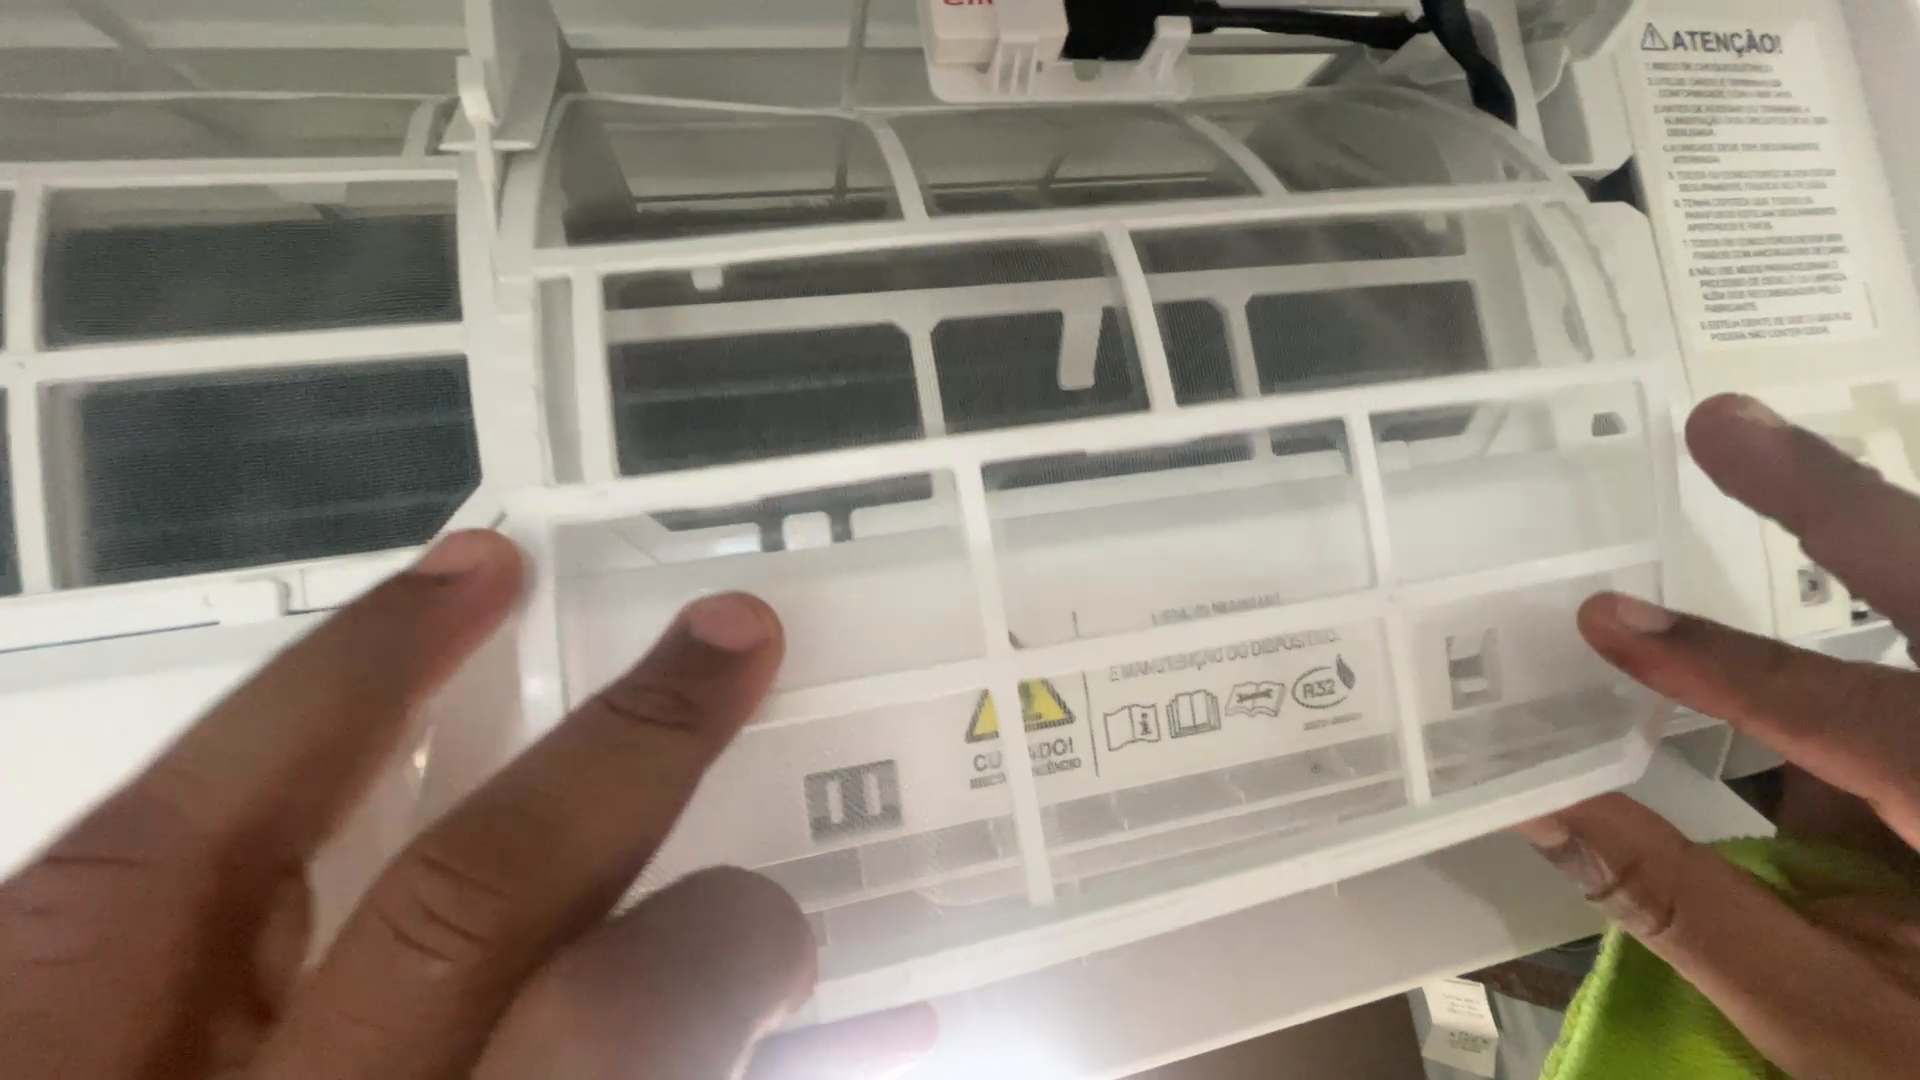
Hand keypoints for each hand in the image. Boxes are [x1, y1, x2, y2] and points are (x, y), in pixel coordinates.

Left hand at [0, 531, 933, 1079]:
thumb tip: (769, 1010)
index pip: (614, 1036)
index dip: (729, 948)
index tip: (787, 926)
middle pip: (459, 907)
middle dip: (635, 746)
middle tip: (732, 635)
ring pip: (186, 855)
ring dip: (364, 677)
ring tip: (475, 567)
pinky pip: (75, 895)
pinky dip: (209, 779)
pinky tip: (311, 701)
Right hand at [1518, 394, 1919, 1075]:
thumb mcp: (1837, 1029)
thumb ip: (1686, 908)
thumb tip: (1537, 805)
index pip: (1865, 723)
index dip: (1724, 668)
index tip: (1603, 619)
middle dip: (1840, 506)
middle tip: (1723, 424)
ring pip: (1917, 639)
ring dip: (1851, 563)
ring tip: (1737, 484)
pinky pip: (1888, 705)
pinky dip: (1829, 693)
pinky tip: (1802, 763)